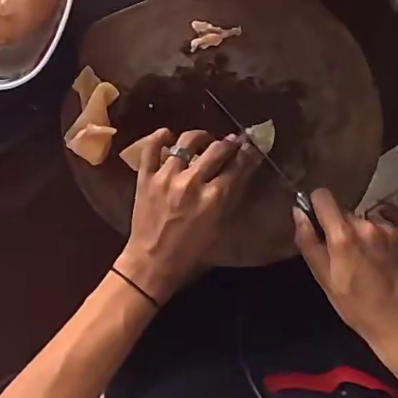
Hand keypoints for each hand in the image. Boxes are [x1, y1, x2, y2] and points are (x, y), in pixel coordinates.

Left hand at [115, 129, 257, 302]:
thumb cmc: (191, 253)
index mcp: (214, 199)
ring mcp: (166, 176)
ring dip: (200, 137)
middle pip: (216, 149)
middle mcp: (191, 182)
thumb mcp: (220, 229)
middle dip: (228, 143)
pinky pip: (152, 147)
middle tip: (230, 142)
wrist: (152, 263)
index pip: (237, 166)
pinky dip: (161, 136)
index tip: (251, 144)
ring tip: (204, 140)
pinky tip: (169, 135)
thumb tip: (243, 170)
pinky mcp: (145, 176)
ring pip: (186, 142)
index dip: (248, 152)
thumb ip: (232, 198)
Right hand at [293, 189, 397, 345]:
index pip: (323, 196)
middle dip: (342, 228)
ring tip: (370, 262)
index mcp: (343, 234)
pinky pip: (388, 230)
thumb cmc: (358, 307)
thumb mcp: (324, 279)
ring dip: (365, 235)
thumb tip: (298, 212)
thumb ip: (308, 241)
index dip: (317, 206)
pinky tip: (388, 263)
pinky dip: (384, 241)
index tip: (319, 220)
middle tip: (346, 255)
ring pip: (368, 222)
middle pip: (346, 213)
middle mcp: (368, 225)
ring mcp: (392, 231)